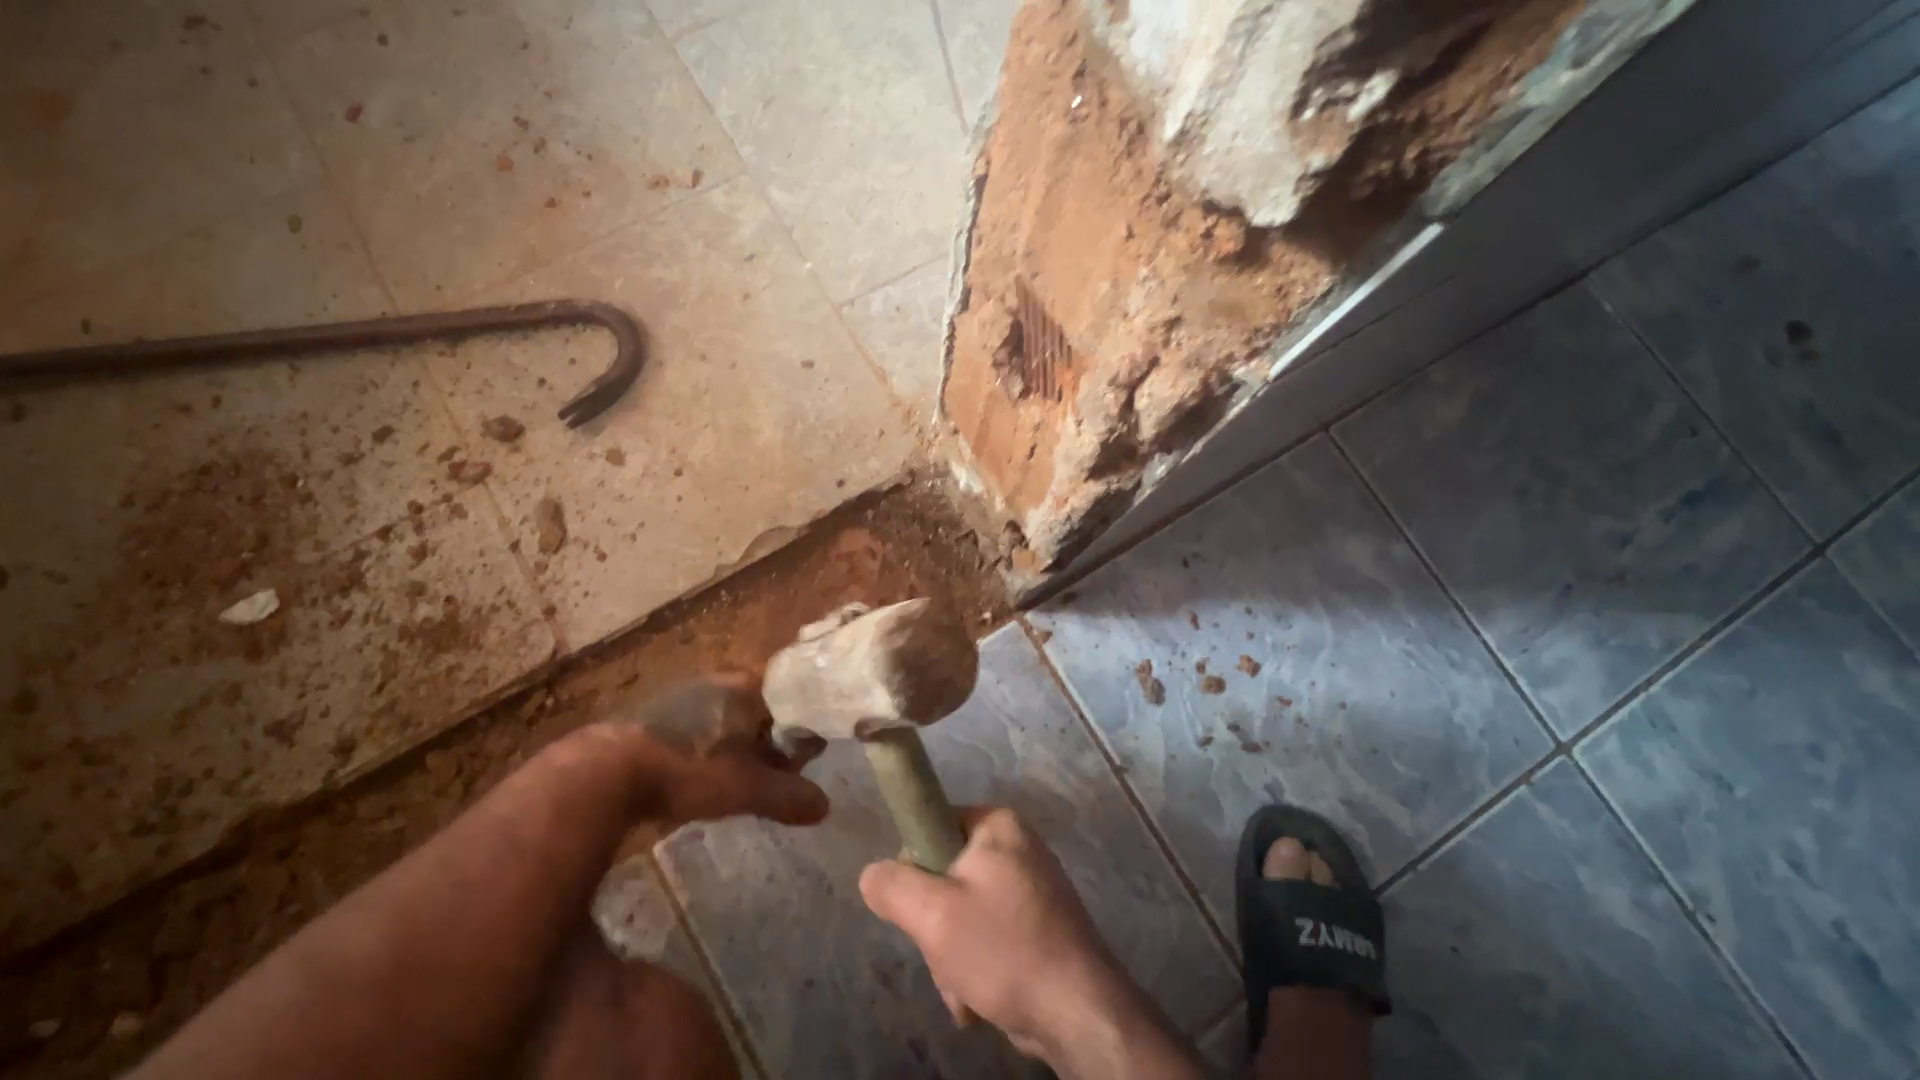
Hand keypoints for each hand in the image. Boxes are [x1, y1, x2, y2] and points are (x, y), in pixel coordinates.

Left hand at [615, 679, 828, 828]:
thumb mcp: (747, 787)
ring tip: (747, 784)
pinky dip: (711, 754)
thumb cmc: (690, 768)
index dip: (804, 726)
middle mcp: (717, 683)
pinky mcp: (656, 720)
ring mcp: (683, 699)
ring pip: (728, 722)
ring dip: (741, 749)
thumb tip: (825, 807)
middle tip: (782, 776)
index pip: (792, 697)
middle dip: (772, 741)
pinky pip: (700, 734)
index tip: (810, 757)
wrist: (606, 772)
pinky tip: (707, 782)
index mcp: (745, 686)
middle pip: (761, 710)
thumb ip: (787, 795)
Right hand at [857, 808, 1137, 1061]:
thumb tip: (873, 874)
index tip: (915, 905)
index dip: (913, 866)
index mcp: (998, 825)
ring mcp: (1031, 888)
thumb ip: (892, 886)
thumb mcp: (932, 914)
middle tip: (941, 951)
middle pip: (943, 876)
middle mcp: (1018, 846)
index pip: (930, 826)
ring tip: (963, 986)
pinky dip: (975, 967)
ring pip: (961, 914)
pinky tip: (977, 999)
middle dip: (934, 926)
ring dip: (950, 955)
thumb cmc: (1004, 949)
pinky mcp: (1038, 926)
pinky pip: (986, 937)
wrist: (1078, 1012)